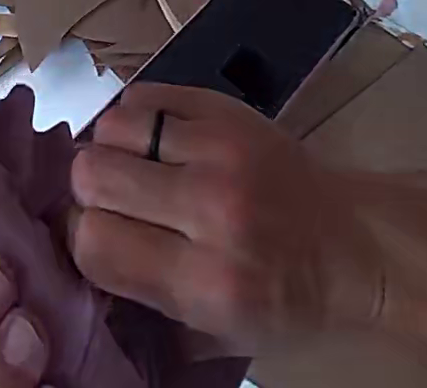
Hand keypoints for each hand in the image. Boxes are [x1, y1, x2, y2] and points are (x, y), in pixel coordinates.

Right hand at [67, 83, 383, 351]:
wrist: (353, 240)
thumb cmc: (287, 297)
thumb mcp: (217, 334)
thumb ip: (142, 304)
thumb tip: (73, 254)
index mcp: (208, 280)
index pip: (94, 241)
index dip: (82, 237)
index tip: (96, 235)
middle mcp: (212, 205)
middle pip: (95, 173)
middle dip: (90, 190)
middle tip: (113, 199)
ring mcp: (224, 145)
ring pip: (116, 125)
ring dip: (111, 147)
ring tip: (134, 166)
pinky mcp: (229, 107)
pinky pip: (148, 93)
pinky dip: (139, 115)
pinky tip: (155, 138)